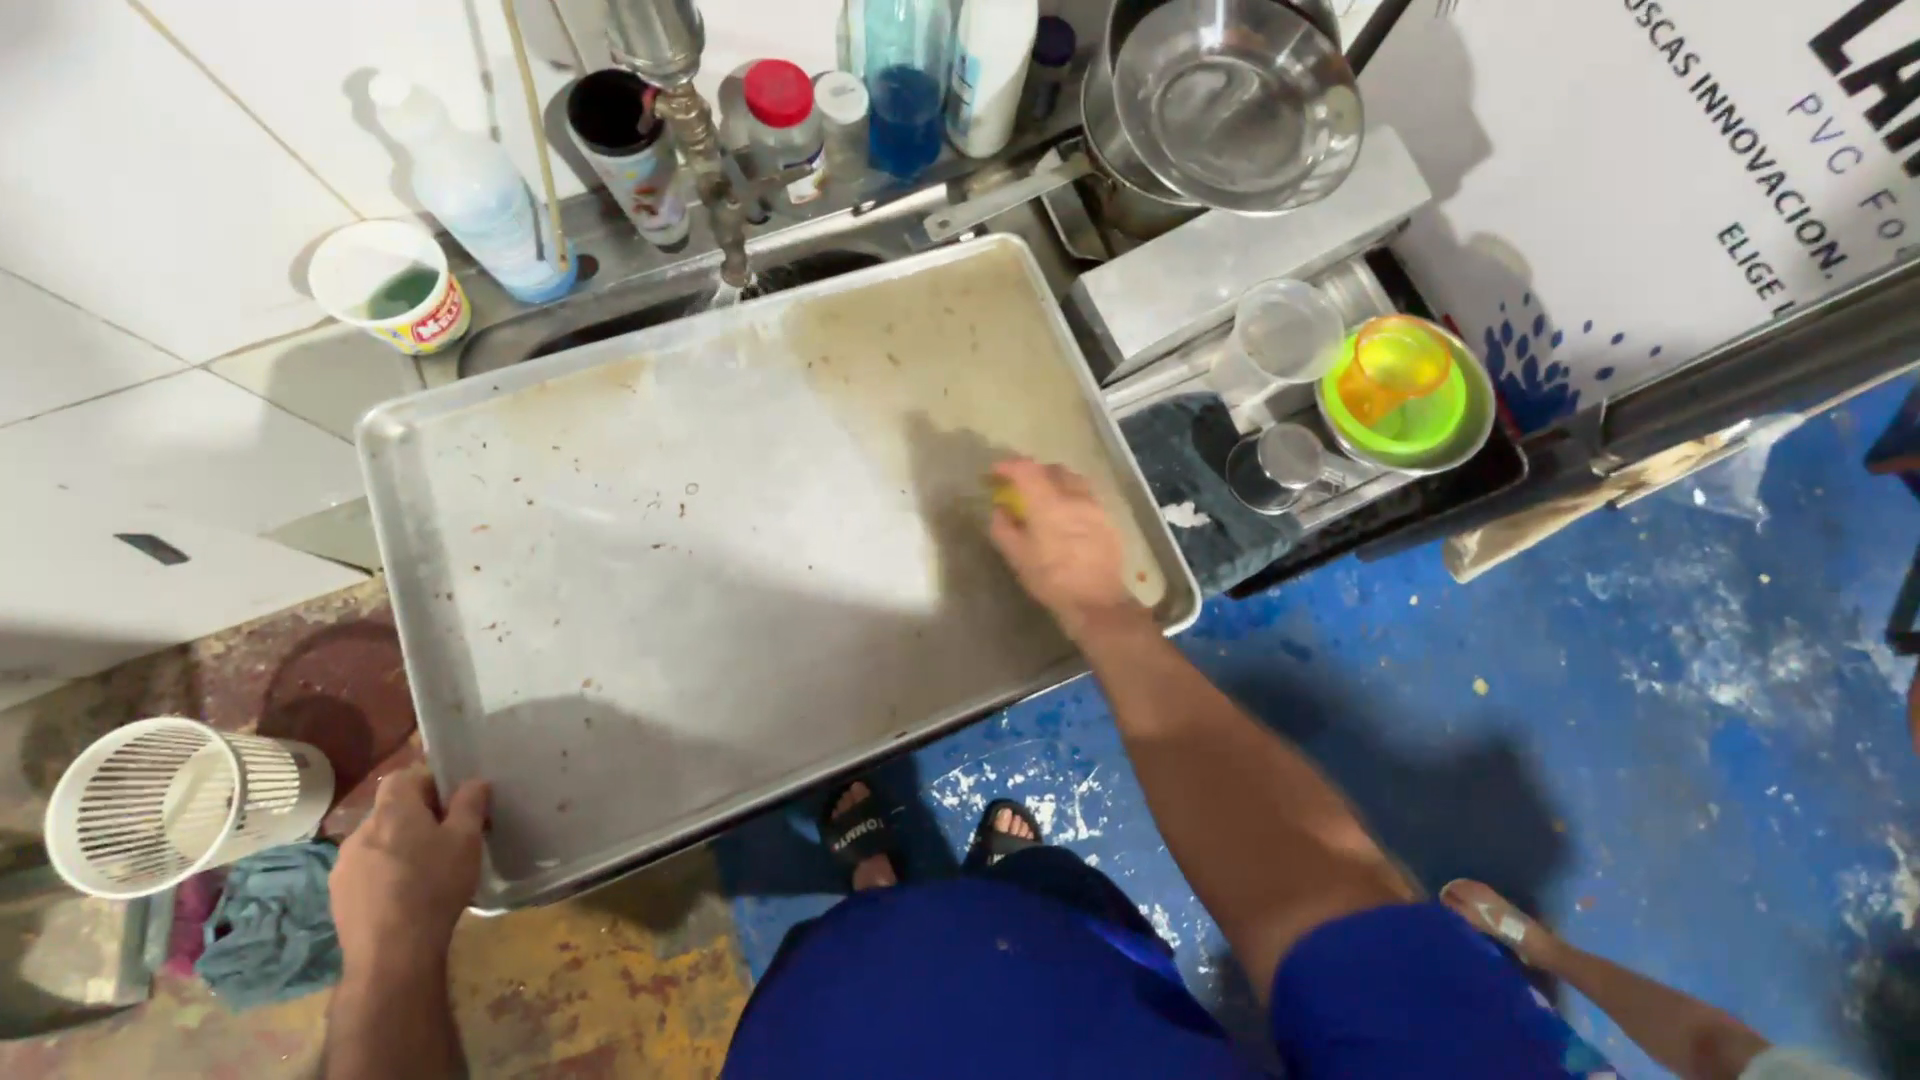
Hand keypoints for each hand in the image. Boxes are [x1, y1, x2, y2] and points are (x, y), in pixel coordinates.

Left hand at [330, 769, 488, 975]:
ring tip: (426, 869)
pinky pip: (365, 868)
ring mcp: (343, 865)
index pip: (401, 776)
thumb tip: (473, 782)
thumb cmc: (435, 885)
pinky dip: (384, 871)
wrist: (392, 952)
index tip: (450, 802)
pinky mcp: (337, 894)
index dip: (427, 782)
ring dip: (399, 845)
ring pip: (377, 841)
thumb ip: (470, 804)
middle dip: (416, 817)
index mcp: (392, 812)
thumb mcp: (466, 840)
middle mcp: (360, 832)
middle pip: (390, 810)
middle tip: (446, 837)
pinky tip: (404, 894)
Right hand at [988, 457, 1149, 641]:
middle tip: (1021, 486)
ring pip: (1074, 481)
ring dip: (1056, 482)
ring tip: (1047, 499)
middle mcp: (1074, 497)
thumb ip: (1003, 527)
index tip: (996, 472)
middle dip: (1034, 472)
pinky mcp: (1108, 520)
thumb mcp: (1017, 557)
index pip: (1026, 469)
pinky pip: (1087, 498)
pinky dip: (1072, 498)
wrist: (1096, 602)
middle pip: (1053, 469)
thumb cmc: (1051, 580)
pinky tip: (1068, 517)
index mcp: (1048, 504)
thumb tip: (1000, 509)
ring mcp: (1095, 507)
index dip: (1008, 466)